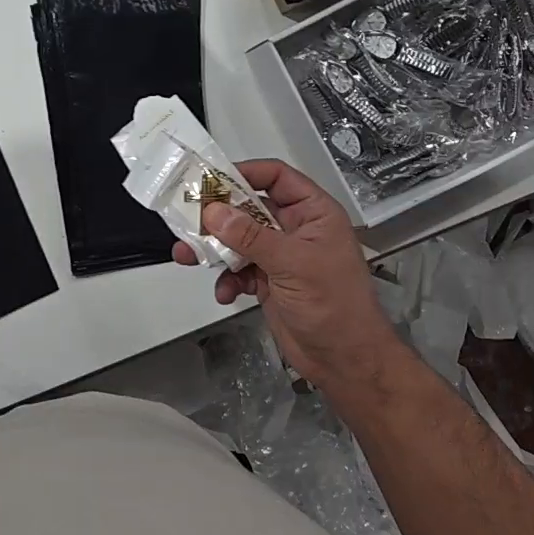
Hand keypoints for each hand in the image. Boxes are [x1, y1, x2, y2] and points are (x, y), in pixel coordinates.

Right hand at [173, 160, 402, 387]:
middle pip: (249, 208)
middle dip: (218, 217)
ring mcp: (281, 255)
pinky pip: (238, 269)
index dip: (245, 172)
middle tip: (187, 220)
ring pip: (238, 239)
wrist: (346, 362)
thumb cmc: (334, 305)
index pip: (277, 177)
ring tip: (188, 256)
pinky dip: (227, 279)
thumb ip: (250, 236)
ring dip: (214, 249)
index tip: (211, 178)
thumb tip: (214, 211)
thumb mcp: (292, 264)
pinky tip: (226, 293)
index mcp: (313, 213)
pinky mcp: (268, 280)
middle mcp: (296, 229)